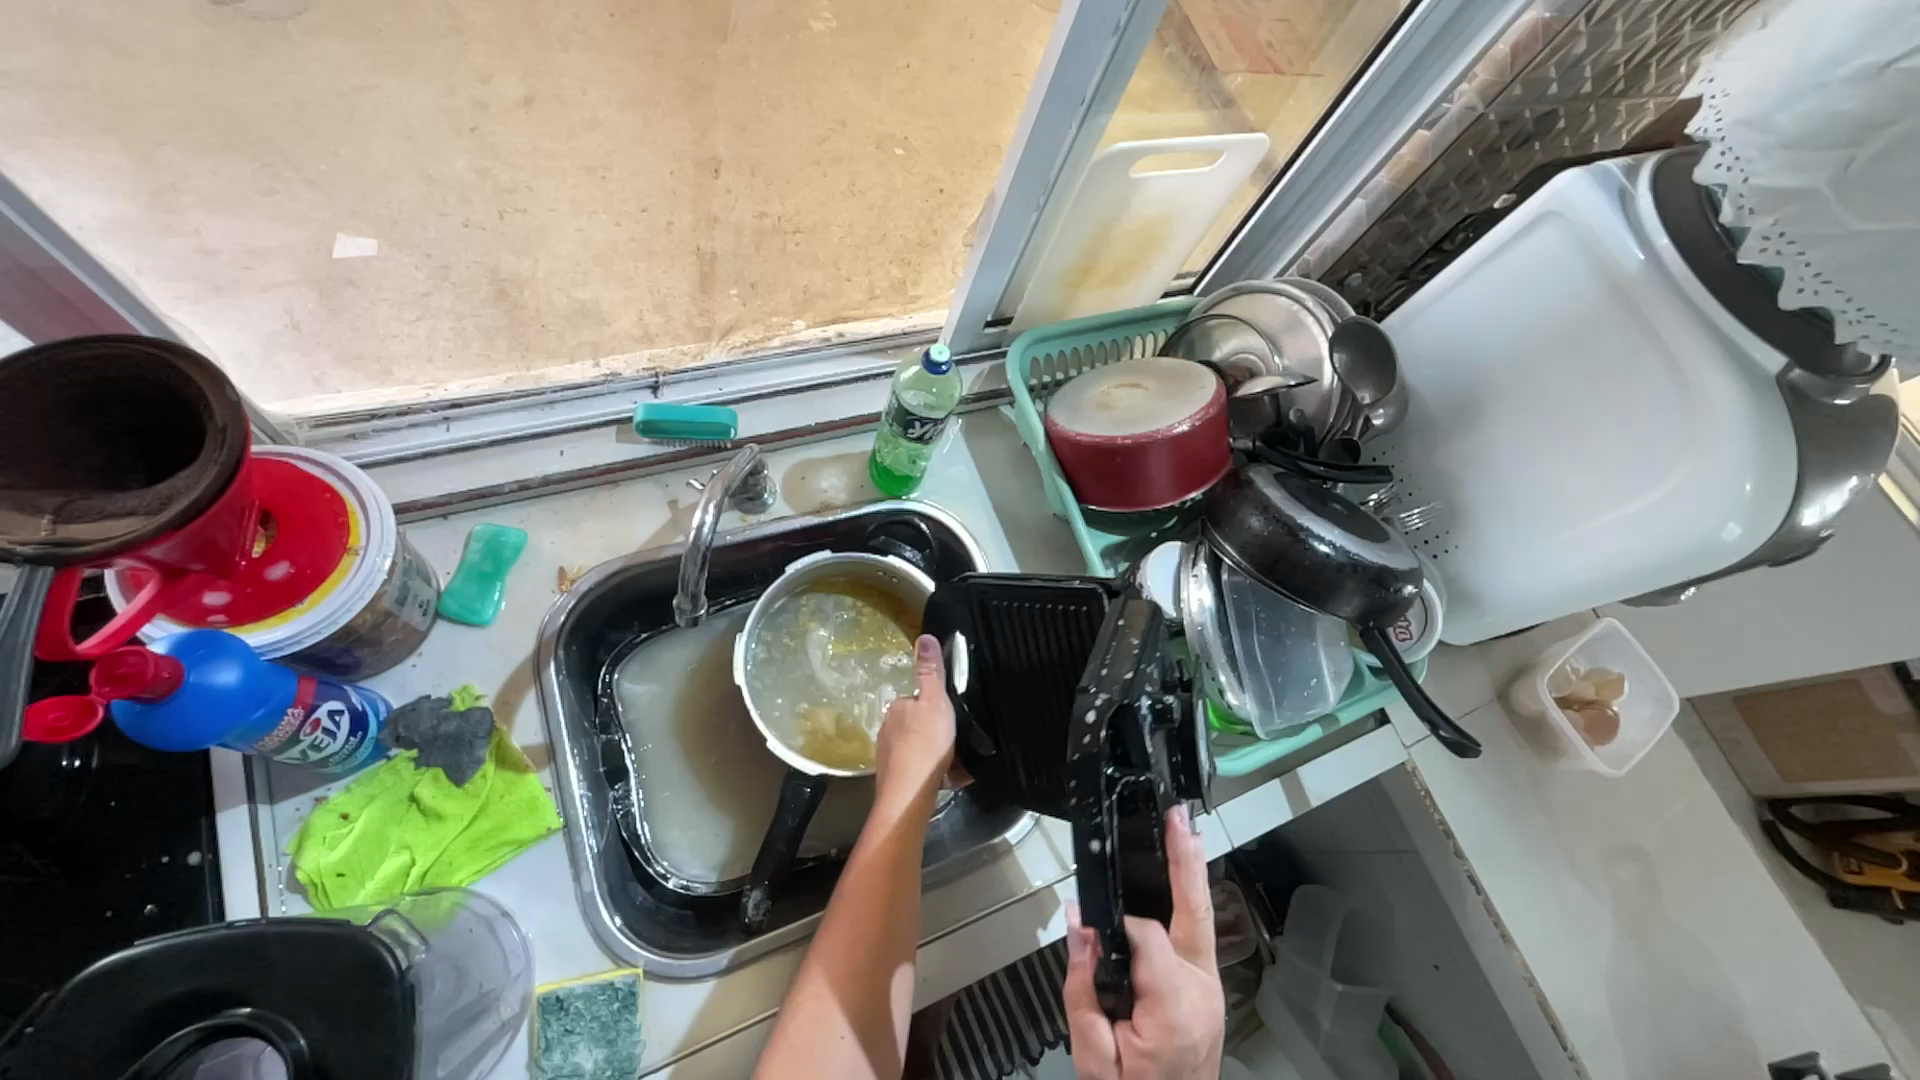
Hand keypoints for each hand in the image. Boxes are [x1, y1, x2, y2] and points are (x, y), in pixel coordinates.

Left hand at [874, 635, 957, 806]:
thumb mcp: (935, 701)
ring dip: (943, 755)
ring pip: (925, 750)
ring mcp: (891, 756)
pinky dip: (940, 774)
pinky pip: (925, 771)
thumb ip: (931, 671)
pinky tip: (955, 779)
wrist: (911, 795)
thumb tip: (924, 637)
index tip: (955, 718)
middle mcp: (889, 730)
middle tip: (962, 742)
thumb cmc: (926, 745)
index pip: (921, 700)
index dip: (940, 708)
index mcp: (898, 709)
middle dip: (942, 734)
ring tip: (962, 764)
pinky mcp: (898, 778)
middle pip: (923, 726)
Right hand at [1063, 806, 1223, 1079]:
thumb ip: (1082, 990)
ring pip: (1201, 919)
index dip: (1116, 922)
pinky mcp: (1209, 989)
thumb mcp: (1094, 1057)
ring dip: (1191, 872)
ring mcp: (1212, 990)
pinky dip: (1189, 899)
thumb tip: (1078, 926)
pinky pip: (1197, 935)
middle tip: (1179, 820)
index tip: (1089, 923)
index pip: (1145, 936)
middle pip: (1194, 913)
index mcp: (1174, 1009)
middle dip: (1186, 861)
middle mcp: (1203, 992)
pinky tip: (1181, 875)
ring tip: (1183, 831)